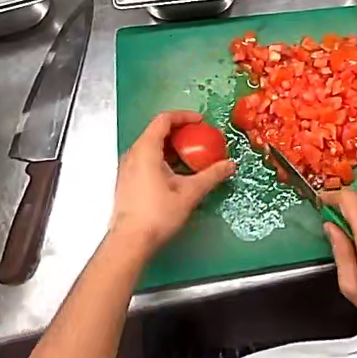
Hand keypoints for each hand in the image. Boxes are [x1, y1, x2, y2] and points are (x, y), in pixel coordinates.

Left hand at [108, 111, 235, 262]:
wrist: (130, 241)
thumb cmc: (157, 214)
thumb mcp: (189, 193)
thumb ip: (211, 175)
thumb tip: (230, 165)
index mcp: (146, 150)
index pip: (163, 120)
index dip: (184, 116)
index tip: (200, 121)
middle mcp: (132, 154)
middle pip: (156, 131)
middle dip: (180, 132)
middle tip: (199, 137)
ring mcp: (127, 167)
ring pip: (150, 146)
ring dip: (172, 147)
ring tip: (191, 156)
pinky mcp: (126, 180)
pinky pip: (145, 159)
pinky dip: (162, 158)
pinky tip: (177, 173)